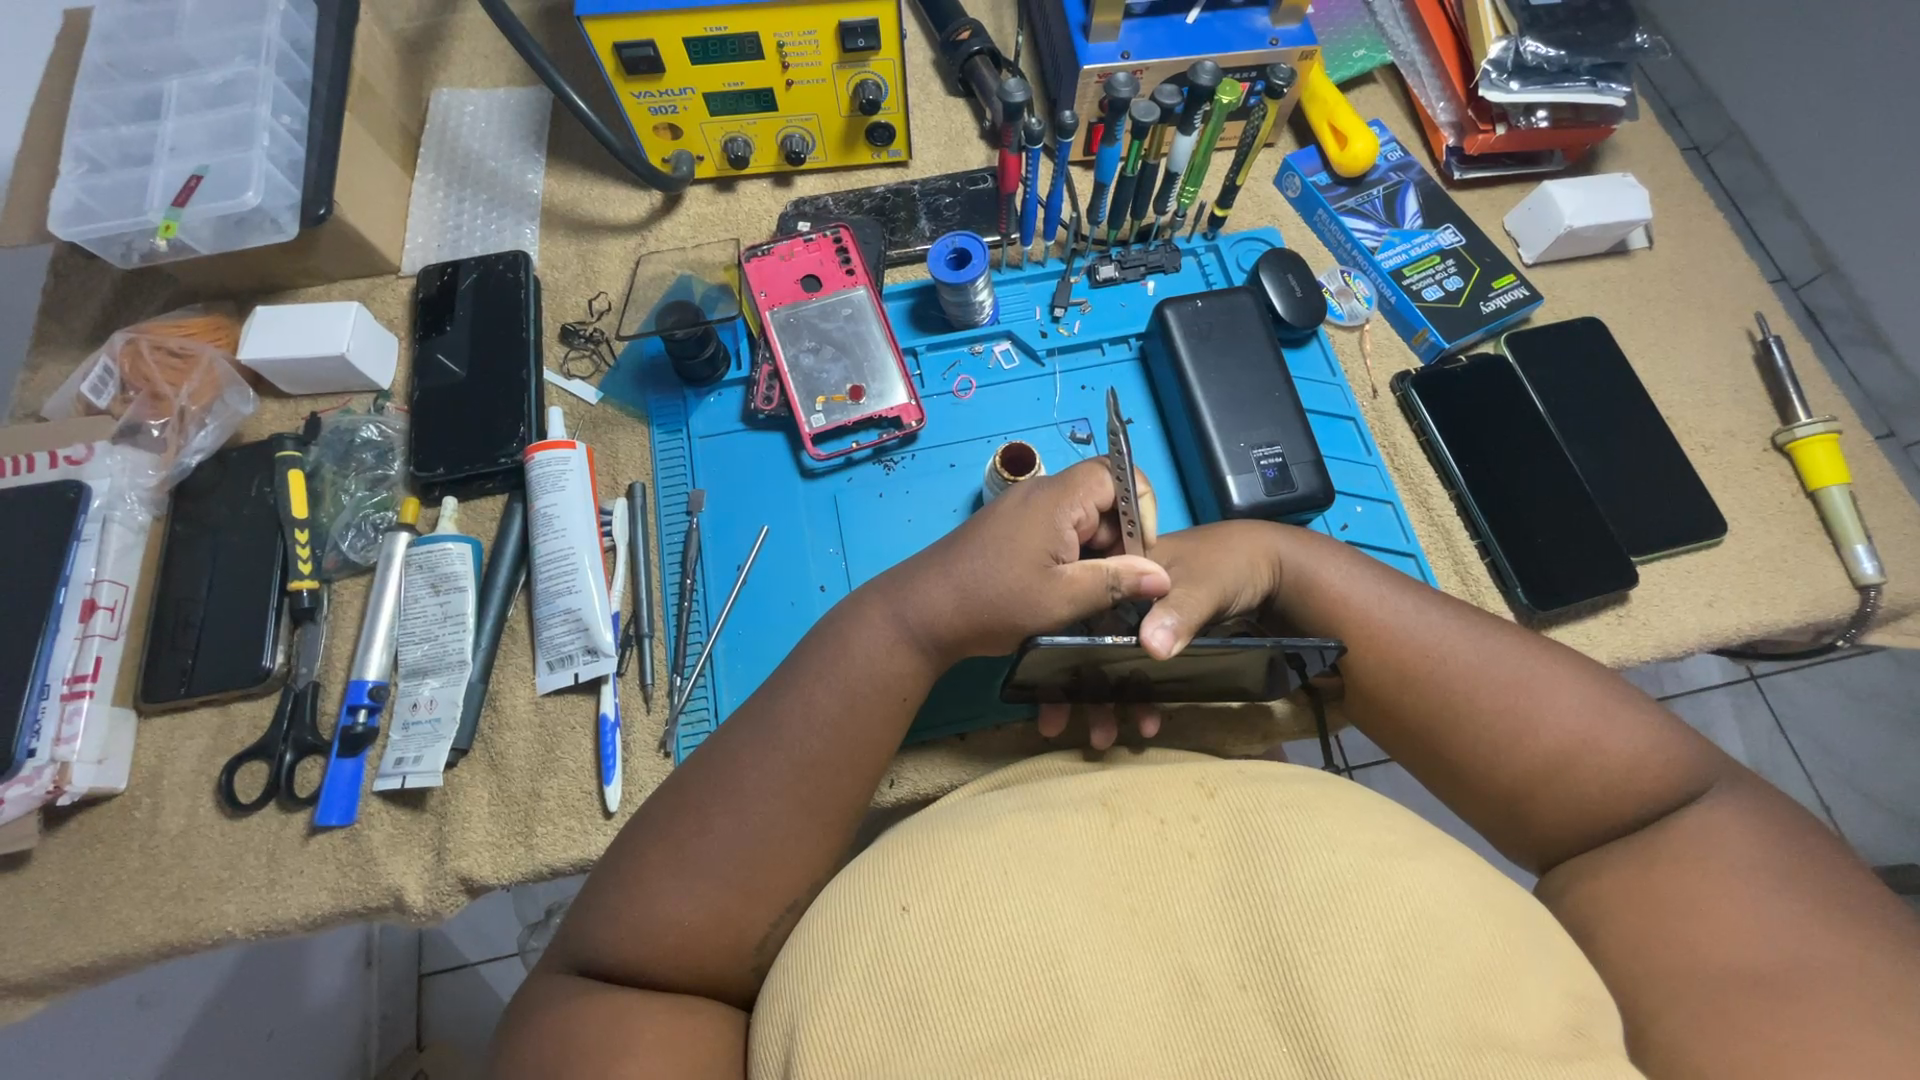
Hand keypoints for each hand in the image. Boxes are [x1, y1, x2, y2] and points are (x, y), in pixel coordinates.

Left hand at [881, 457, 1169, 665]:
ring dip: (1093, 555)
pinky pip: (1054, 533)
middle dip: (1118, 540)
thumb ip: (1116, 582)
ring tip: (1088, 596)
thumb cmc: (993, 602)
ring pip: (1078, 521)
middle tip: (1114, 586)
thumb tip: (1163, 576)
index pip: (1117, 473)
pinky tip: (1063, 593)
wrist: (920, 613)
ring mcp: (1020, 513)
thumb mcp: (1063, 599)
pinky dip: (1068, 559)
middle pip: (1100, 499)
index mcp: (1056, 498)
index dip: (1140, 508)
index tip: (1142, 553)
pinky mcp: (1007, 532)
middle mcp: (1039, 495)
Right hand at [1031, 520, 1295, 749]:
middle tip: (1066, 727)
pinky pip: (1135, 669)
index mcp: (1117, 574)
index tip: (1047, 694)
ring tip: (1105, 736)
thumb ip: (1178, 613)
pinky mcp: (1159, 638)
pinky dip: (1135, 695)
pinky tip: (1145, 721)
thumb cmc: (1231, 564)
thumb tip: (1150, 649)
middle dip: (1077, 688)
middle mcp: (1117, 598)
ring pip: (1109, 662)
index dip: (1056, 654)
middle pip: (1085, 644)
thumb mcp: (1204, 584)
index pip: (1074, 614)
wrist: (1275, 568)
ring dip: (1106, 699)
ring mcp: (1138, 620)